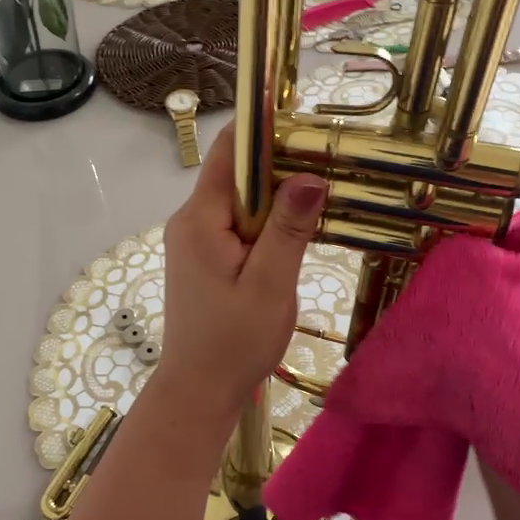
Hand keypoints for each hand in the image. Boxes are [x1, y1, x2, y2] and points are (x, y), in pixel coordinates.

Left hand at [153, 123, 327, 412]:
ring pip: (239, 202)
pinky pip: (236, 226)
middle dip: (281, 169)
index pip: (230, 153)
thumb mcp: (269, 285)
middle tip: (330, 169)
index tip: (310, 129)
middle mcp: (190, 221)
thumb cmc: (234, 343)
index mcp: (199, 220)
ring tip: (320, 200)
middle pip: (237, 174)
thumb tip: (310, 175)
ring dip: (276, 201)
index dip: (266, 132)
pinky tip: (293, 236)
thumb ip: (288, 229)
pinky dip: (265, 226)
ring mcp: (193, 241)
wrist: (198, 390)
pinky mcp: (203, 259)